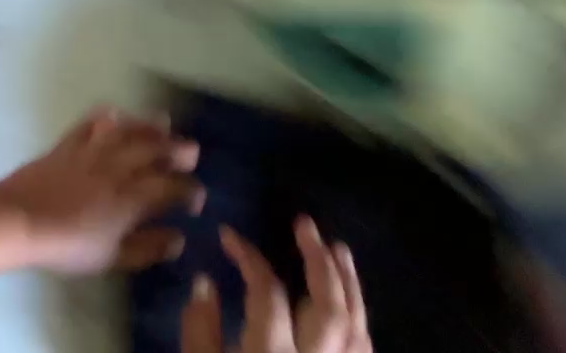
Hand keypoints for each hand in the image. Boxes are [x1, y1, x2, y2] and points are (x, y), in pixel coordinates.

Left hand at [0, 107, 203, 274]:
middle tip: (192, 149)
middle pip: (151, 151)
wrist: (21, 218)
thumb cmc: (68, 244)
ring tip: (163, 122)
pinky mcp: (66, 145)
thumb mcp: (113, 257)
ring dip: (146, 126)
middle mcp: (115, 169)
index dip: (188, 190)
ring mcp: (89, 153)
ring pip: (124, 132)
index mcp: (131, 198)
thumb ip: (147, 247)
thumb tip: (177, 237)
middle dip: (176, 149)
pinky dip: (105, 117)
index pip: (170, 187)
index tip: (197, 195)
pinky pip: (89, 124)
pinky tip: (114, 113)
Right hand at [181, 218, 369, 352]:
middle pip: (329, 309)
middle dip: (319, 262)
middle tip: (306, 224)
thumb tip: (204, 282)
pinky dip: (359, 319)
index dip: (249, 257)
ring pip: (356, 327)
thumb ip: (200, 330)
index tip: (228, 234)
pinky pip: (364, 349)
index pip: (268, 293)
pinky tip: (350, 302)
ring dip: (349, 285)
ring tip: (338, 250)